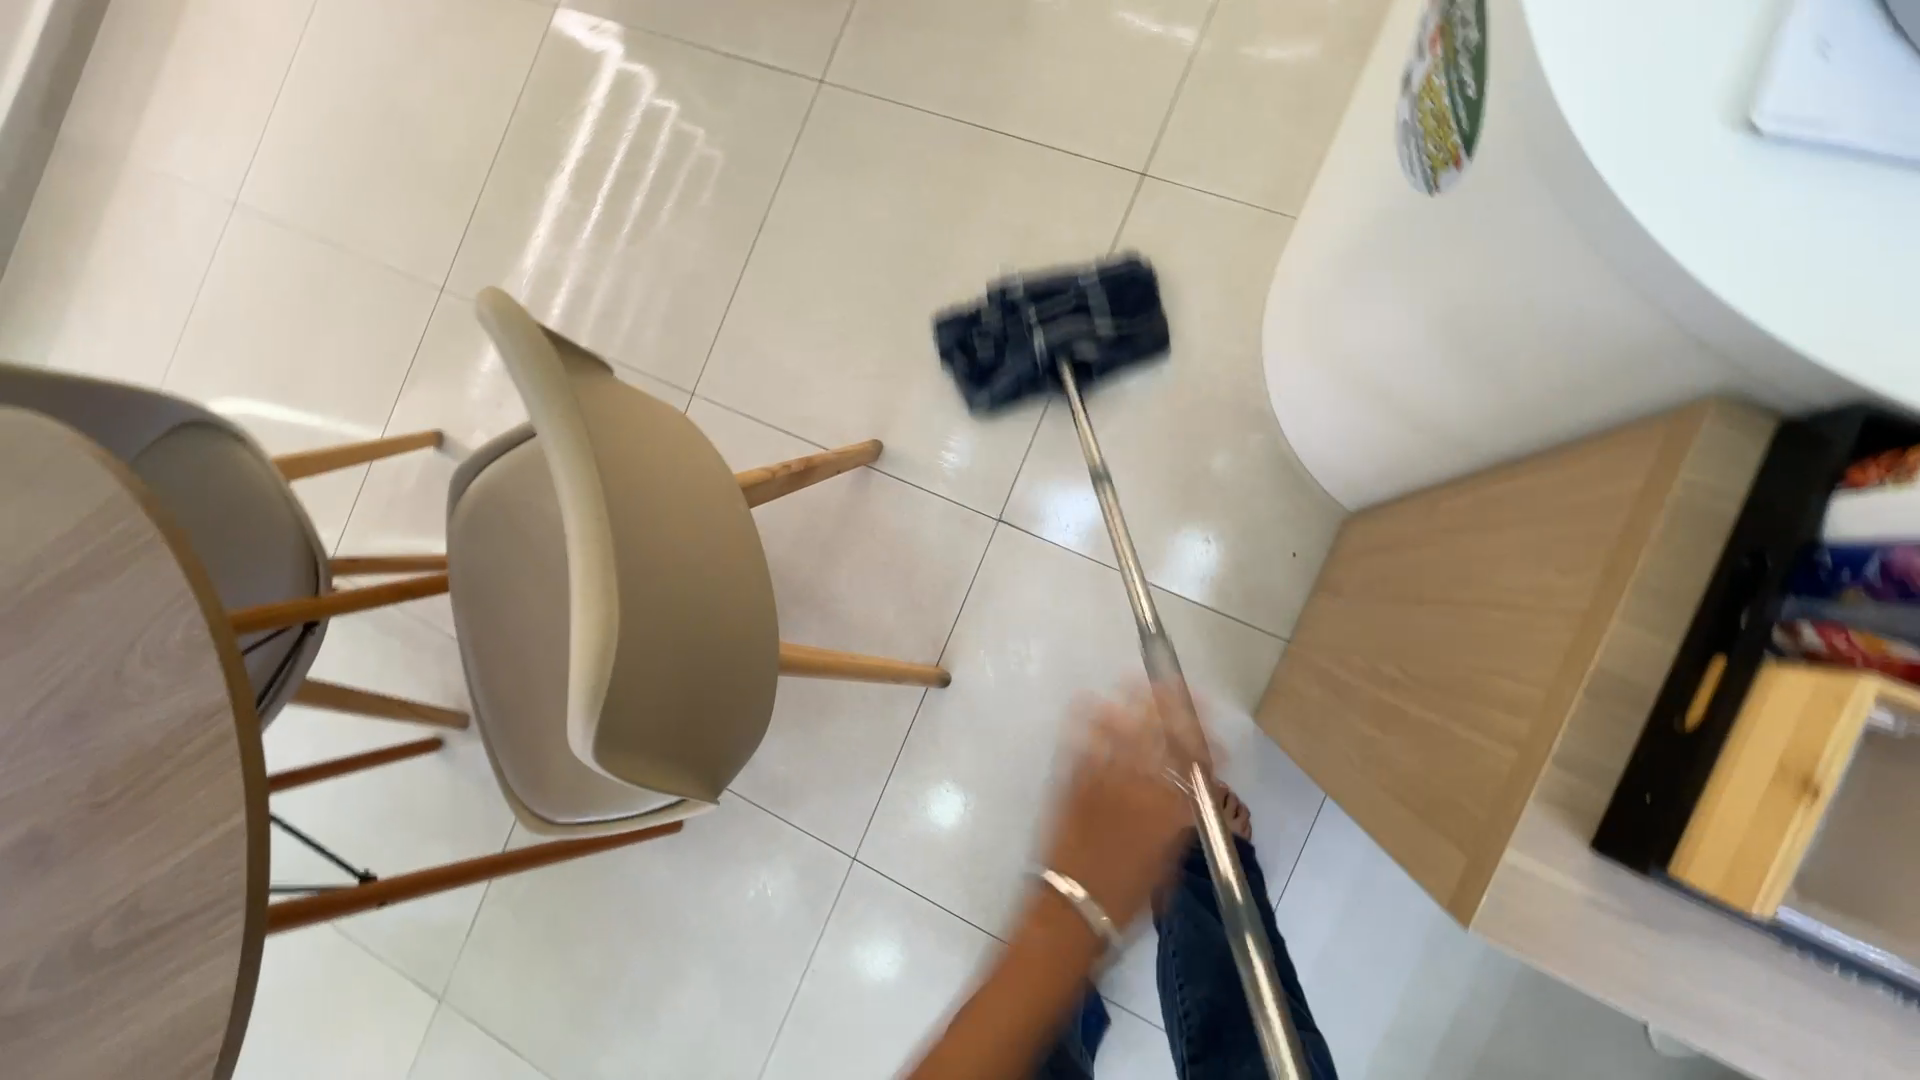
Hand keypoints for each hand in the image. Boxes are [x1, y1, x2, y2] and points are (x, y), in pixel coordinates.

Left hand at [1037, 684, 1200, 930]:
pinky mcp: (1070, 781)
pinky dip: (1087, 718)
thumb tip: (1185, 794)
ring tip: (1136, 679)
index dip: (1202, 736)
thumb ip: (1177, 820)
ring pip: (1121, 730)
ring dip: (1131, 702)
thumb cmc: (1125, 895)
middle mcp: (1138, 787)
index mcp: (1168, 810)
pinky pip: (1080, 740)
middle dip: (1169, 705)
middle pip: (1159, 735)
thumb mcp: (1167, 861)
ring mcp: (1101, 779)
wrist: (1071, 907)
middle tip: (1174, 684)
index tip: (1209, 720)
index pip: (1192, 760)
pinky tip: (1090, 698)